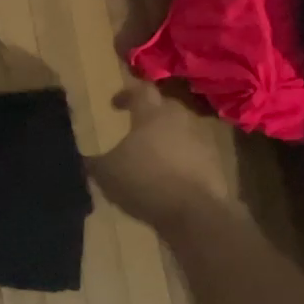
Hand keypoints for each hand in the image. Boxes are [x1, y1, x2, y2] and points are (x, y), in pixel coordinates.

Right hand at [87, 83, 235, 232]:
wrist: (195, 214)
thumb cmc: (144, 182)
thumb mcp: (105, 173)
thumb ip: (94, 161)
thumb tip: (86, 157)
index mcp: (152, 115)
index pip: (141, 90)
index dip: (126, 94)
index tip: (114, 105)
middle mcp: (181, 121)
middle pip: (166, 107)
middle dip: (150, 114)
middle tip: (136, 127)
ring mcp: (203, 142)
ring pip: (182, 130)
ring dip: (168, 138)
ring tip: (152, 154)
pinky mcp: (216, 165)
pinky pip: (194, 154)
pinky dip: (181, 159)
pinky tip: (169, 176)